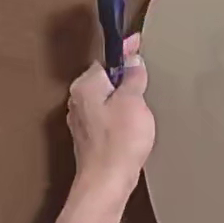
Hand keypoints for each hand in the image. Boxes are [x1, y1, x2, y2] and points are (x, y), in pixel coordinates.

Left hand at [68, 34, 154, 198]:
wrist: (107, 182)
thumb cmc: (120, 141)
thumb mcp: (134, 101)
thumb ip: (133, 77)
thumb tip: (133, 61)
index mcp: (86, 86)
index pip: (106, 59)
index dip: (125, 49)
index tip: (137, 40)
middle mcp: (77, 100)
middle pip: (104, 78)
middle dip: (123, 75)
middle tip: (146, 73)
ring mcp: (81, 121)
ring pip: (104, 98)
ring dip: (121, 96)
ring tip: (143, 98)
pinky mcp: (89, 138)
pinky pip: (105, 116)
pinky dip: (119, 114)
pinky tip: (133, 122)